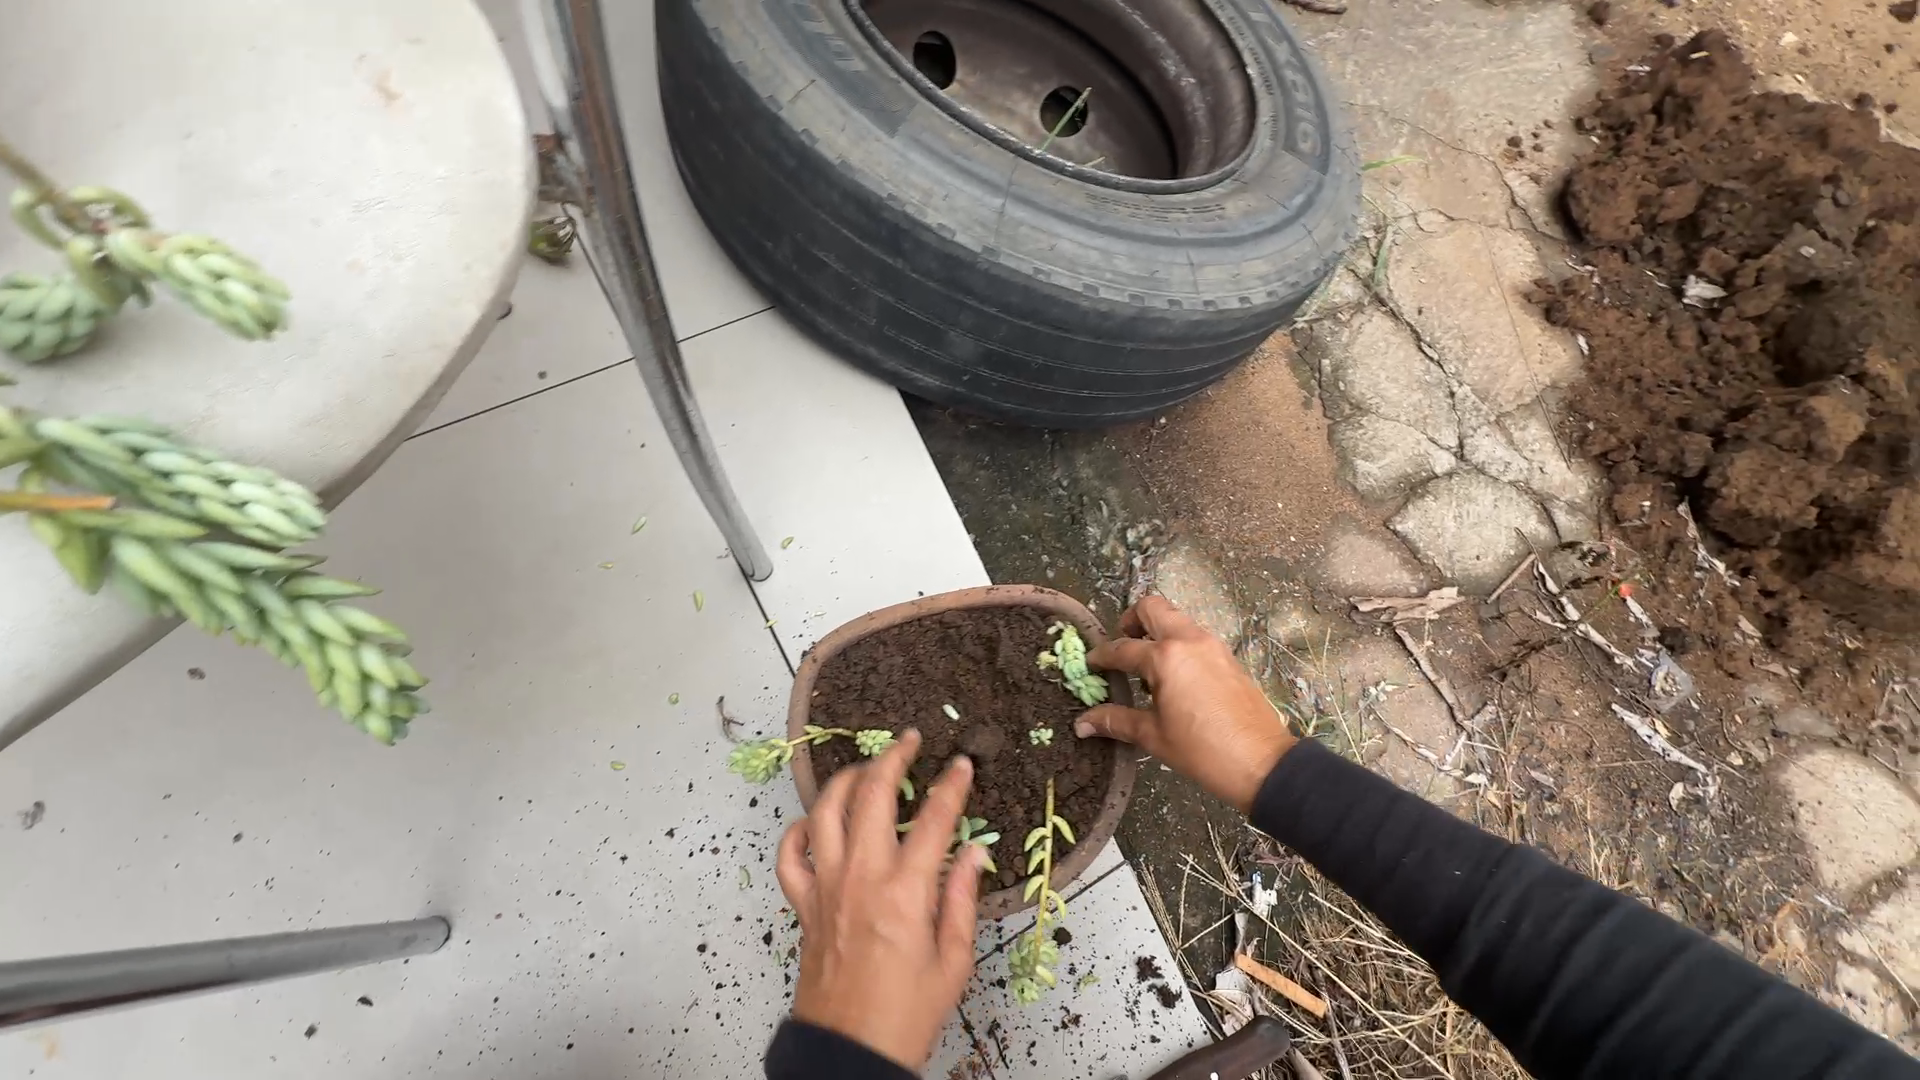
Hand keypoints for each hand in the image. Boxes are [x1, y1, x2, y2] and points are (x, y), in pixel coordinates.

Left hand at [775, 729, 981, 1068]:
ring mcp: (826, 886)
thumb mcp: (953, 963)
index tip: (962, 764)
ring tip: (866, 767)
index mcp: (904, 892)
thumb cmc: (906, 1013)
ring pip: (826, 811)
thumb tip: (975, 853)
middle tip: (909, 740)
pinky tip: (816, 823)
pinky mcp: (804, 904)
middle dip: (892, 757)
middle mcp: (861, 876)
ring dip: (846, 779)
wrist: (847, 1054)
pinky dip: (798, 830)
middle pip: (872, 795)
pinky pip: (790, 855)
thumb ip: (961, 900)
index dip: (951, 785)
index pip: (933, 819)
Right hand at [1075, 595, 1295, 812]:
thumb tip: (1082, 724)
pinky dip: (1179, 645)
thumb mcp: (1153, 736)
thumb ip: (1116, 721)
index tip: (1091, 665)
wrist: (1263, 763)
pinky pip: (1195, 637)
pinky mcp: (1228, 657)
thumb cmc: (1202, 751)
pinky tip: (1174, 678)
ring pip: (1177, 619)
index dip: (1102, 656)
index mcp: (1166, 657)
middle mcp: (1189, 640)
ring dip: (1158, 632)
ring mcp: (1212, 646)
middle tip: (1123, 644)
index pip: (1122, 648)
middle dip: (1131, 620)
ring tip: (1148, 667)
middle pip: (1153, 608)